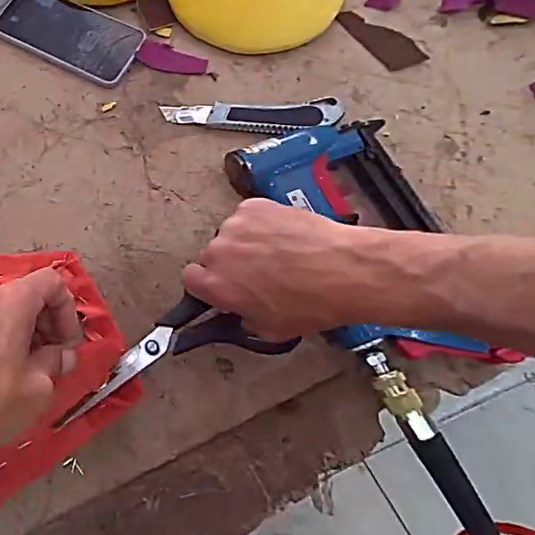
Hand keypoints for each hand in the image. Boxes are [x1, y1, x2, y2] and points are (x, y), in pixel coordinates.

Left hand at [0, 267, 83, 451]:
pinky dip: (4, 340)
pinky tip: (2, 376)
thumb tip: (62, 355)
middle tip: (54, 359)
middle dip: (49, 324)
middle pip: (31, 295)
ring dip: (27, 334)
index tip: (67, 344)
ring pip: (10, 311)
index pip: (53, 281)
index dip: (68, 310)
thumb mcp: (38, 388)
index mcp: (15, 299)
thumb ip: (56, 363)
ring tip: (29, 371)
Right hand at [181, 199, 410, 337]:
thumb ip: (242, 318)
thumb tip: (239, 312)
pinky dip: (260, 223)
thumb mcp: (270, 329)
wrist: (342, 268)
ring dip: (246, 242)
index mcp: (217, 285)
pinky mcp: (256, 205)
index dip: (208, 284)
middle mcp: (220, 251)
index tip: (220, 286)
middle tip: (257, 273)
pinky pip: (248, 215)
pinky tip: (282, 237)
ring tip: (276, 254)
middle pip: (212, 255)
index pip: (191, 279)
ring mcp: (237, 224)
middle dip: (230, 264)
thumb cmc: (313, 299)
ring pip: (231, 233)